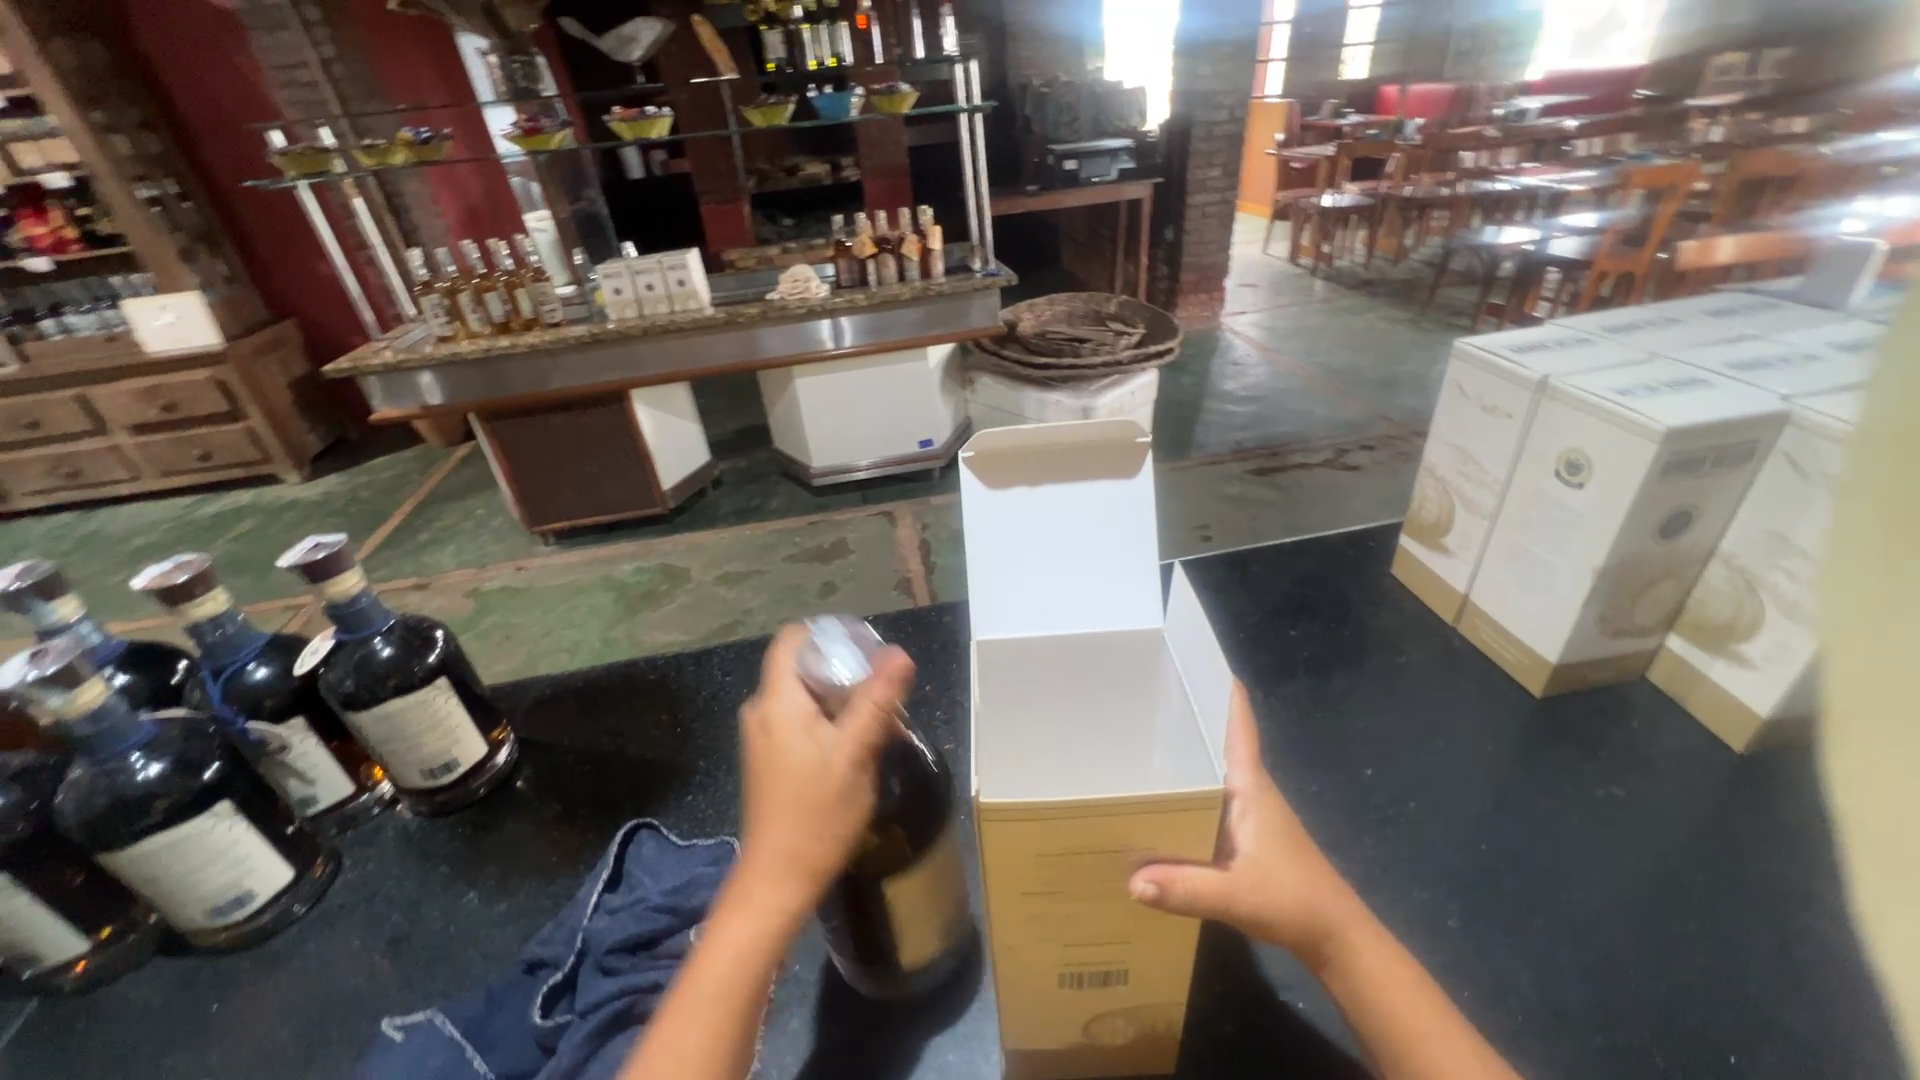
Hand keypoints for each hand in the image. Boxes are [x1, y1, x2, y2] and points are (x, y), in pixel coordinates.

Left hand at [736, 624, 916, 913]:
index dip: (830, 635)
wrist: (779, 878)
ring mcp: (763, 736)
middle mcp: (762, 710)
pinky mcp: (769, 758)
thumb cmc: (818, 814)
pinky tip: (862, 749)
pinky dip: (831, 724)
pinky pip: (802, 722)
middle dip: (848, 675)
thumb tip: (899, 653)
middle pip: (805, 668)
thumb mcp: (856, 753)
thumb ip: (877, 700)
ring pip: (808, 697)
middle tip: (888, 696)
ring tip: (884, 727)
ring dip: (845, 703)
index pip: (794, 639)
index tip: (868, 648)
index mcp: (777, 700)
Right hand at [1128, 682, 1368, 970]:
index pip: (1240, 729)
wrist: (1335, 937)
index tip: (1201, 661)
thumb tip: (1131, 881)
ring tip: (1141, 740)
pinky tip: (1160, 801)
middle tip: (1145, 697)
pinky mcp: (1245, 837)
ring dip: (1185, 757)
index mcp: (1251, 789)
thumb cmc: (1294, 901)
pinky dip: (1186, 793)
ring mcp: (1249, 815)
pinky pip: (1208, 801)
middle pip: (1218, 744)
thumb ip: (1186, 889)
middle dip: (1188, 720)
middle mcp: (1250, 792)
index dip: (1226, 694)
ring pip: (1212, 774)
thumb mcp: (1237, 896)